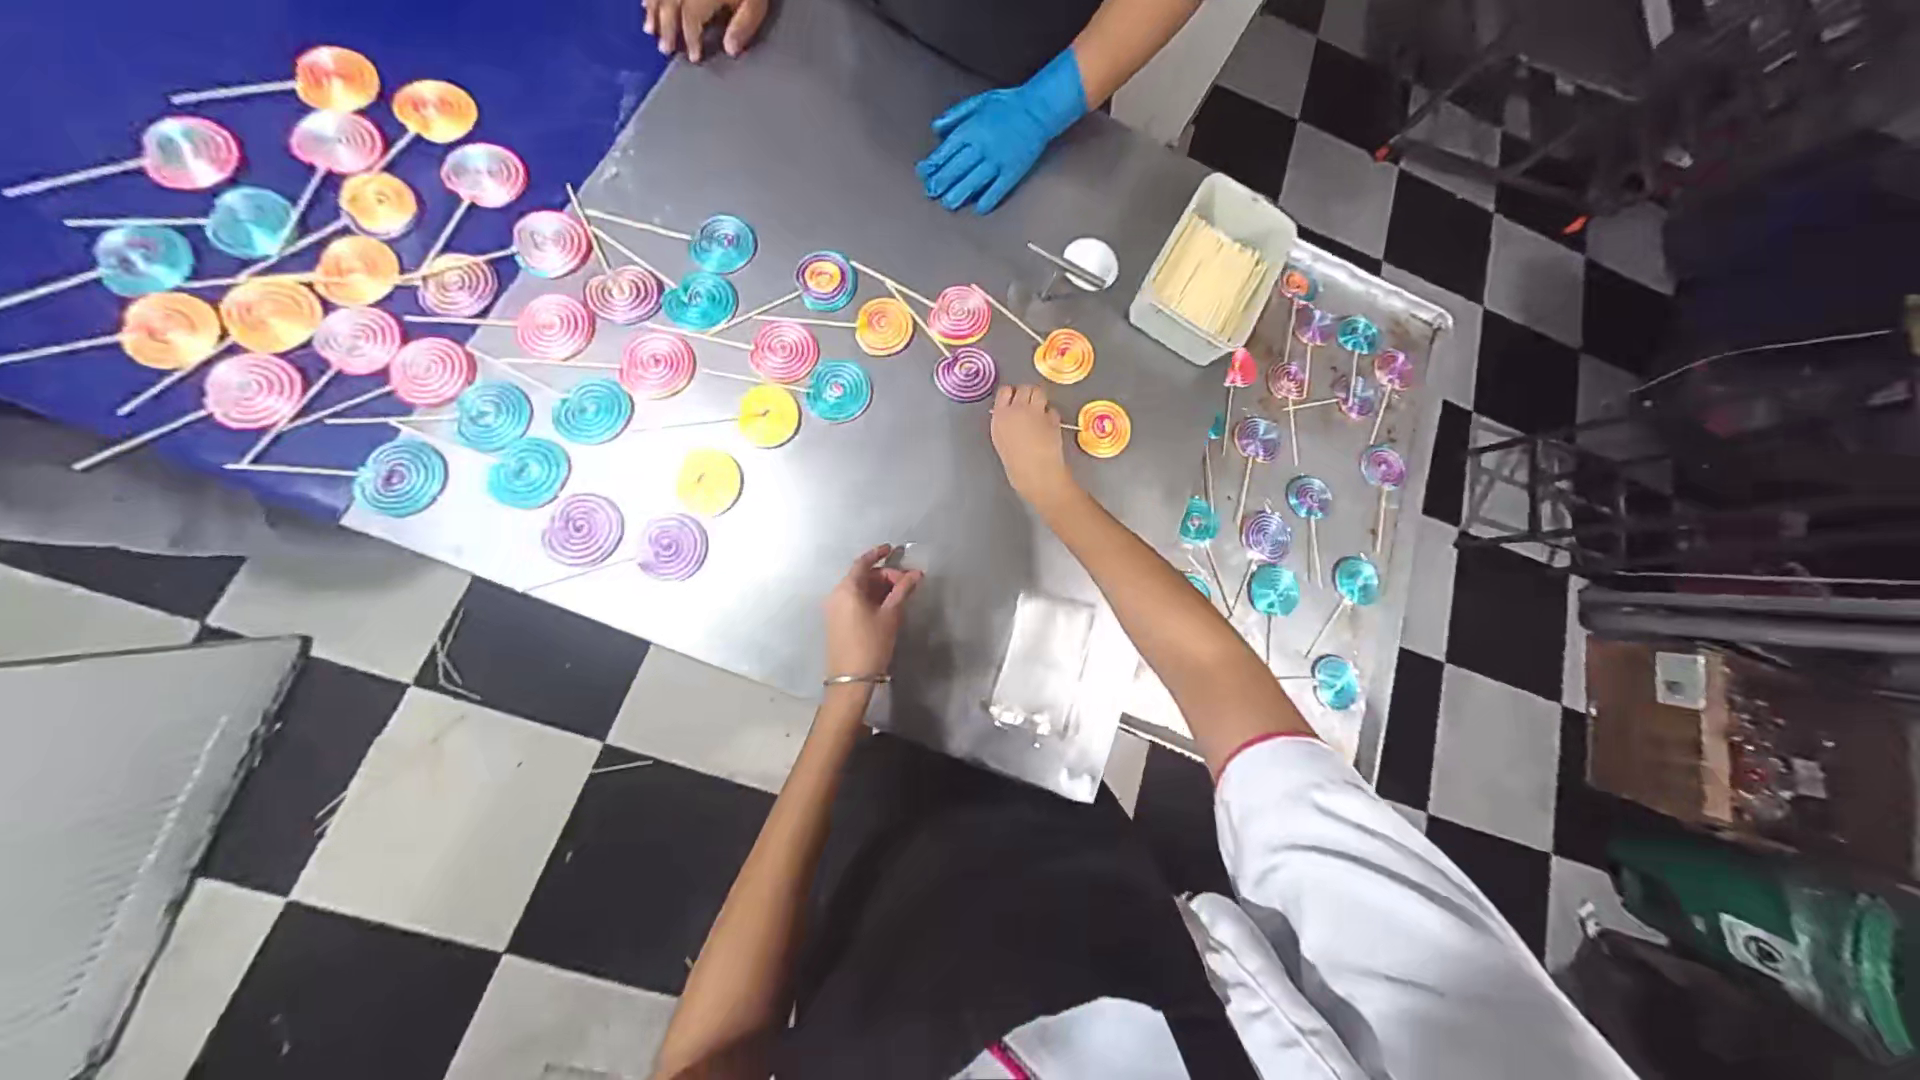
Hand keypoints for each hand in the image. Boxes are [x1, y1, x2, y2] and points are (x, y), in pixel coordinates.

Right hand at [645, 0, 766, 61]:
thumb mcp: (754, 2)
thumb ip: (742, 26)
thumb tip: (730, 51)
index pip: (691, 20)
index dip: (690, 40)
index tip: (693, 57)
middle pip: (670, 5)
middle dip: (666, 28)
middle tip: (664, 48)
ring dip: (653, 9)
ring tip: (650, 27)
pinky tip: (646, 0)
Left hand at [824, 544, 922, 677]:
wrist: (851, 679)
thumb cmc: (871, 644)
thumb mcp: (891, 616)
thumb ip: (903, 591)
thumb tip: (916, 574)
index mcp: (847, 589)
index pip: (862, 563)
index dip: (878, 554)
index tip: (892, 549)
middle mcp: (836, 594)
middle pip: (862, 576)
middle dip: (885, 576)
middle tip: (907, 583)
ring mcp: (834, 609)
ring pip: (859, 590)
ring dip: (879, 588)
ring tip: (900, 595)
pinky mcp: (836, 621)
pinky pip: (854, 601)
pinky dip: (870, 599)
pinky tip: (887, 607)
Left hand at [915, 49, 1087, 213]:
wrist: (1038, 109)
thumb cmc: (1007, 104)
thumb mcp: (978, 102)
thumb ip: (955, 116)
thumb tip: (935, 129)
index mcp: (971, 129)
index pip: (946, 151)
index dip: (933, 164)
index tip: (923, 174)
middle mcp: (982, 147)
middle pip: (956, 169)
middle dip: (941, 182)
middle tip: (930, 193)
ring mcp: (997, 161)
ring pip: (973, 182)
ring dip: (959, 194)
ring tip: (948, 204)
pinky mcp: (1012, 172)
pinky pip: (997, 190)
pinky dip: (987, 200)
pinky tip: (978, 209)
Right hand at [990, 385, 1075, 505]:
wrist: (1036, 474)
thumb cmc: (1015, 464)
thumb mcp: (1001, 441)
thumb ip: (1004, 423)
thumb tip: (1010, 415)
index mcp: (1000, 416)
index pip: (1004, 391)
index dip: (1011, 393)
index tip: (1014, 398)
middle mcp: (1017, 410)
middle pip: (1024, 388)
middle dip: (1027, 393)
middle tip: (1029, 404)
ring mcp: (1036, 413)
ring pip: (1039, 392)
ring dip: (1040, 399)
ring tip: (1040, 411)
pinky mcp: (1052, 419)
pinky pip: (1052, 409)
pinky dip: (1051, 414)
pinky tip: (1049, 425)